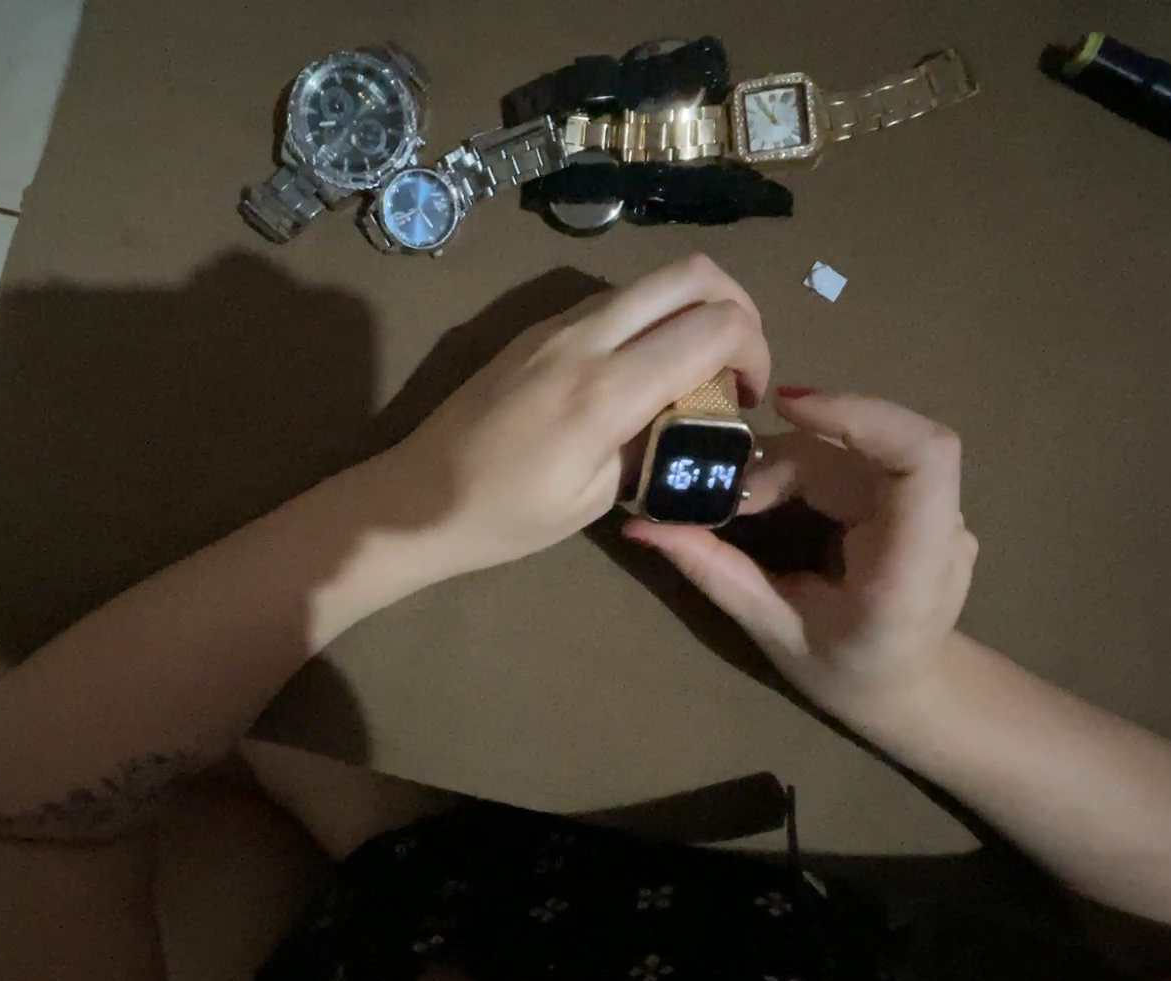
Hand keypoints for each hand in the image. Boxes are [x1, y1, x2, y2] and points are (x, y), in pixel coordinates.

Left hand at [383, 255, 771, 575]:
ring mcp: (553, 326)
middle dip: (737, 306)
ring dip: (687, 310)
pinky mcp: (532, 330)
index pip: (715, 326)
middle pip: (691, 273)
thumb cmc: (505, 518)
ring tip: (689, 368)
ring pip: (648, 282)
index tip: (748, 395)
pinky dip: (646, 319)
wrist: (416, 500)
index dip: (755, 350)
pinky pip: (609, 302)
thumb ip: (650, 443)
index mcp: (606, 390)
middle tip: (736, 361)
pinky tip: (637, 369)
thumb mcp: (594, 499)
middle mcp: (585, 339)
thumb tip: (683, 414)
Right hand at [624, 390, 974, 719]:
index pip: (922, 459)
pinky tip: (771, 496)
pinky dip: (799, 467)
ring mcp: (934, 506)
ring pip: (851, 448)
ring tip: (740, 505)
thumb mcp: (770, 628)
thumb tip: (639, 525)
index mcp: (912, 568)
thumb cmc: (844, 670)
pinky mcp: (914, 496)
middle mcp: (938, 525)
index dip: (861, 415)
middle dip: (780, 463)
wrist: (906, 687)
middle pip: (860, 451)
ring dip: (783, 464)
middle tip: (724, 503)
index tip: (784, 408)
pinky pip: (854, 457)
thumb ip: (712, 570)